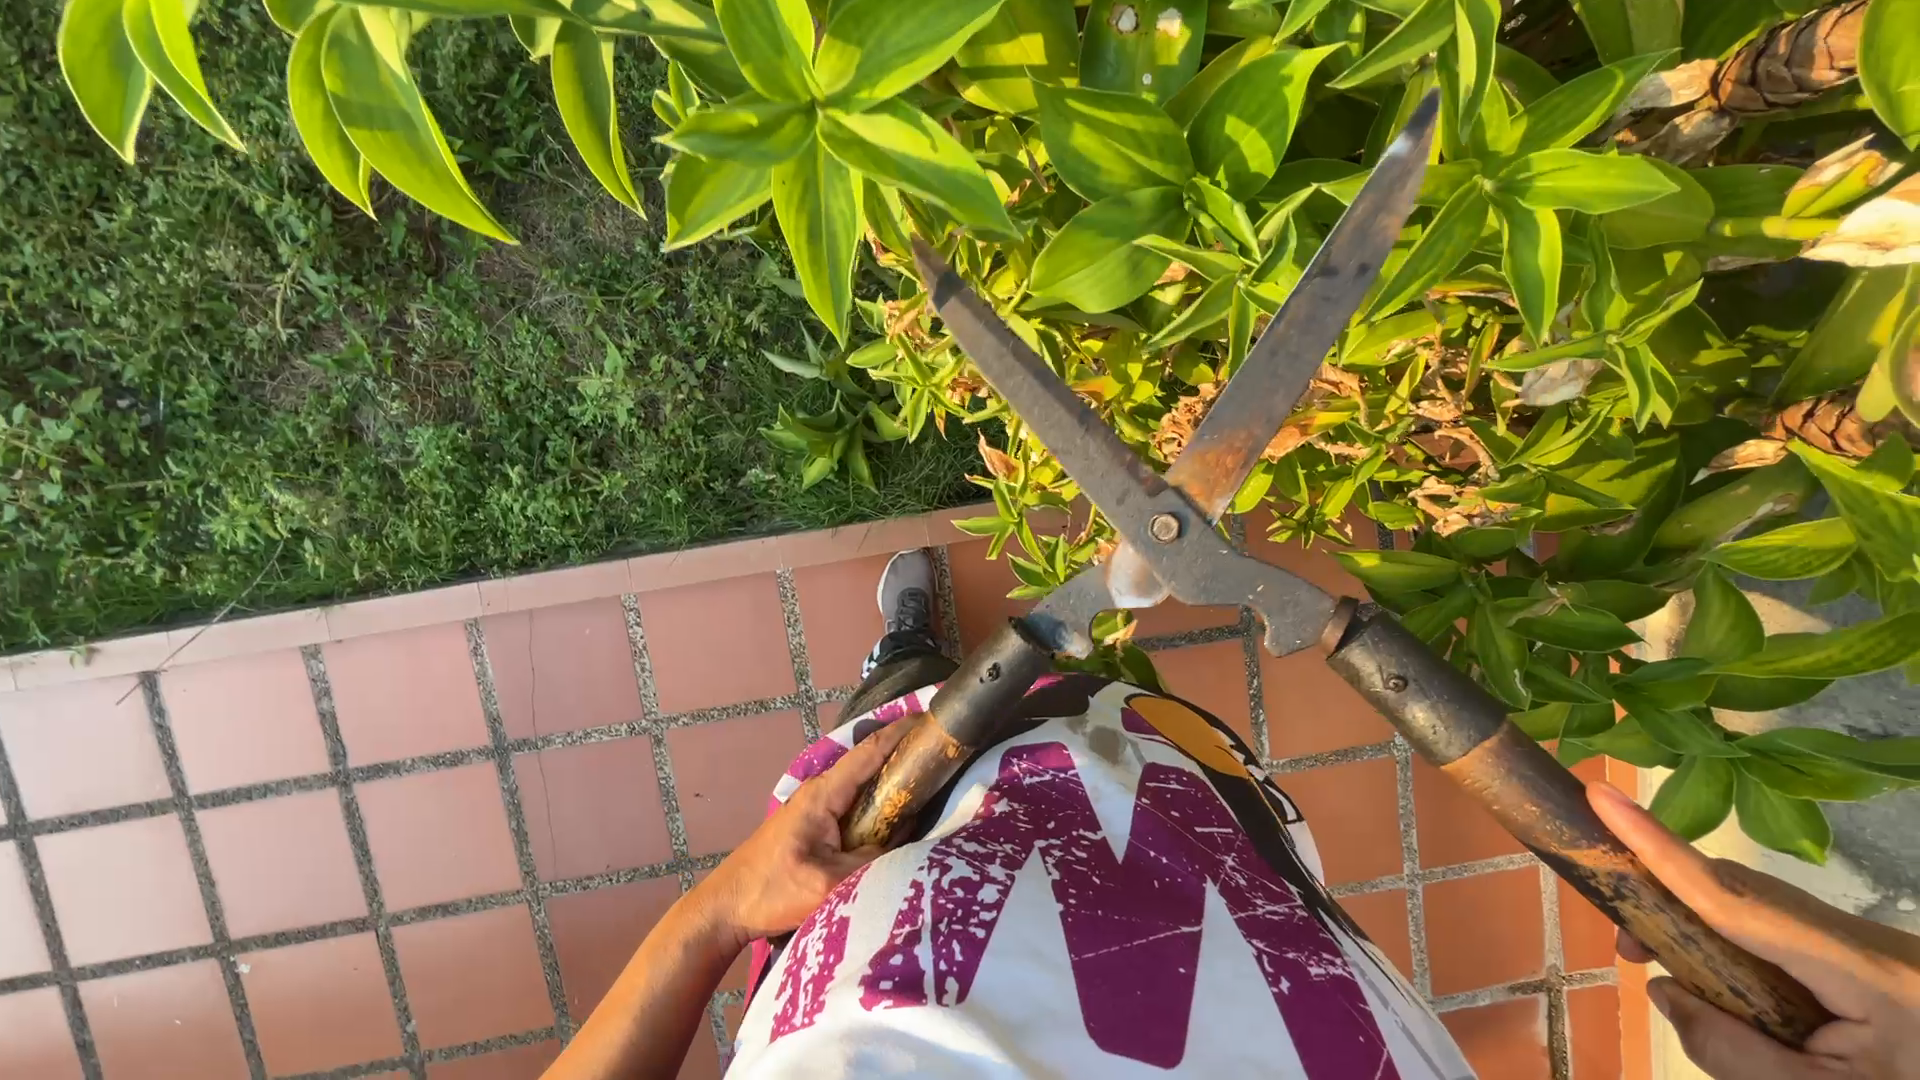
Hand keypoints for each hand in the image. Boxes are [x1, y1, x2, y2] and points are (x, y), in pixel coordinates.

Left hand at [688, 718, 913, 952]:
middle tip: (945, 753)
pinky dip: (882, 804)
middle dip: (906, 754)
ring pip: (866, 786)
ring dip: (895, 781)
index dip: (901, 732)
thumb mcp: (826, 884)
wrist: (724, 907)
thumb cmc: (770, 891)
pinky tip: (901, 817)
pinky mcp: (818, 825)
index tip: (933, 719)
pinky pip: (858, 806)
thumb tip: (911, 851)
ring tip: (934, 781)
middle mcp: (823, 791)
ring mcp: (819, 807)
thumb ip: (870, 864)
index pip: (870, 751)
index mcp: (824, 793)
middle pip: (872, 764)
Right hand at [1588, 781, 1919, 1078]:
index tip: (1603, 795)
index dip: (1659, 847)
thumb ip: (1733, 1054)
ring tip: (1676, 978)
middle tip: (1628, 950)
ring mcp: (1871, 945)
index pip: (1736, 900)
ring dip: (1699, 929)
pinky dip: (1733, 945)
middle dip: (1669, 904)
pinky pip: (1777, 929)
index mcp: (1868, 974)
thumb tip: (1663, 992)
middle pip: (1739, 895)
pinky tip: (1730, 988)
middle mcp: (1867, 941)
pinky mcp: (1868, 956)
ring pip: (1754, 908)